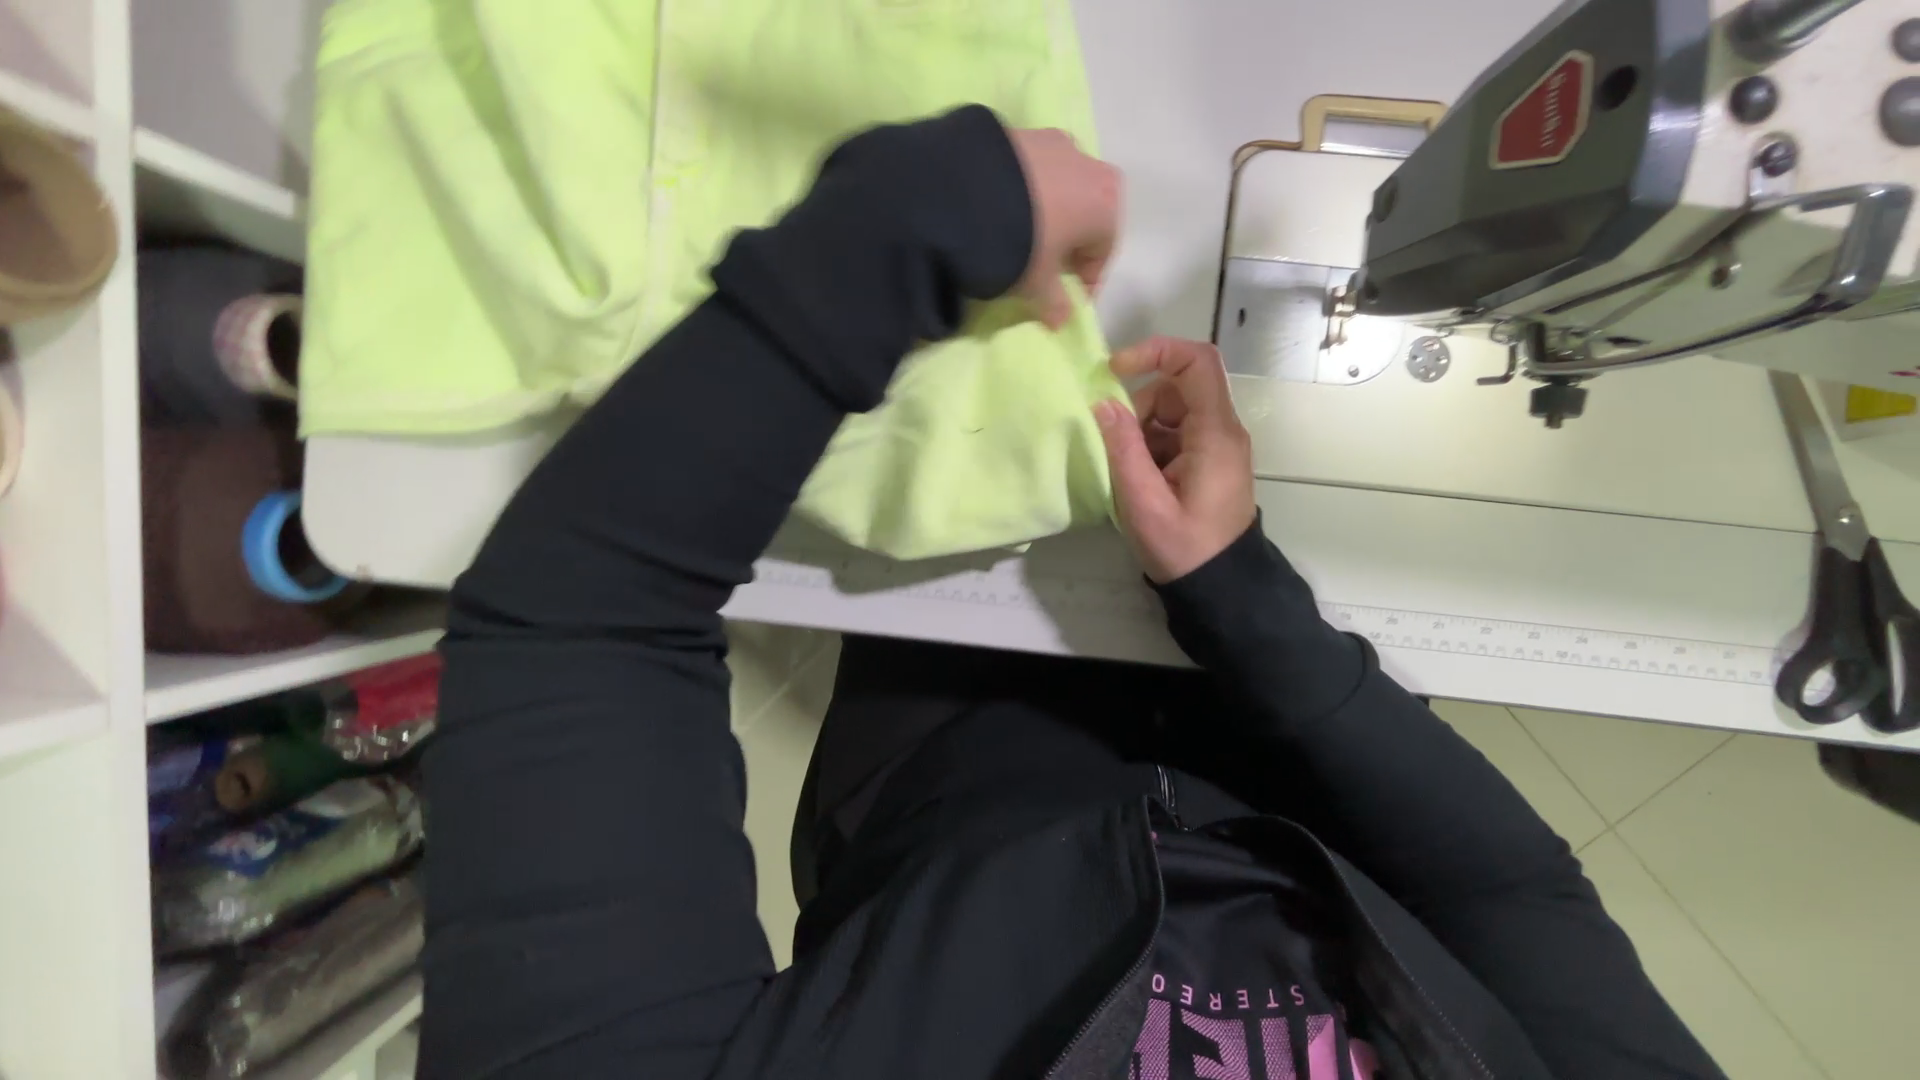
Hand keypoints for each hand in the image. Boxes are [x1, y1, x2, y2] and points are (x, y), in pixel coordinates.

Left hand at [1005, 127, 1121, 328]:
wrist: (967, 193)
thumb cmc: (1022, 245)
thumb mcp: (1037, 284)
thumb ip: (1055, 303)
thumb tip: (1061, 321)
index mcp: (1107, 204)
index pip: (1103, 252)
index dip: (1085, 282)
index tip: (1067, 300)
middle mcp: (1090, 165)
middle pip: (1084, 216)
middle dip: (1068, 244)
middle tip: (1044, 270)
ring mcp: (1054, 142)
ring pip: (1059, 190)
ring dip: (1046, 216)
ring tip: (1019, 241)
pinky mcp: (1020, 132)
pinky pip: (1030, 172)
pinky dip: (1023, 194)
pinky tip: (1000, 213)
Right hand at [1094, 338, 1256, 583]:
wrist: (1220, 587)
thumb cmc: (1183, 548)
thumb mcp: (1144, 502)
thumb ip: (1123, 448)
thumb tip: (1103, 404)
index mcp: (1214, 434)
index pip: (1196, 362)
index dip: (1156, 352)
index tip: (1115, 370)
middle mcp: (1222, 431)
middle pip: (1178, 387)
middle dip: (1139, 406)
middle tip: (1116, 446)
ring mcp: (1216, 447)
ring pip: (1173, 412)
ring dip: (1141, 430)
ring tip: (1129, 474)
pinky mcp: (1208, 463)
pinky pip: (1175, 435)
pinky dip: (1150, 447)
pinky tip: (1139, 481)